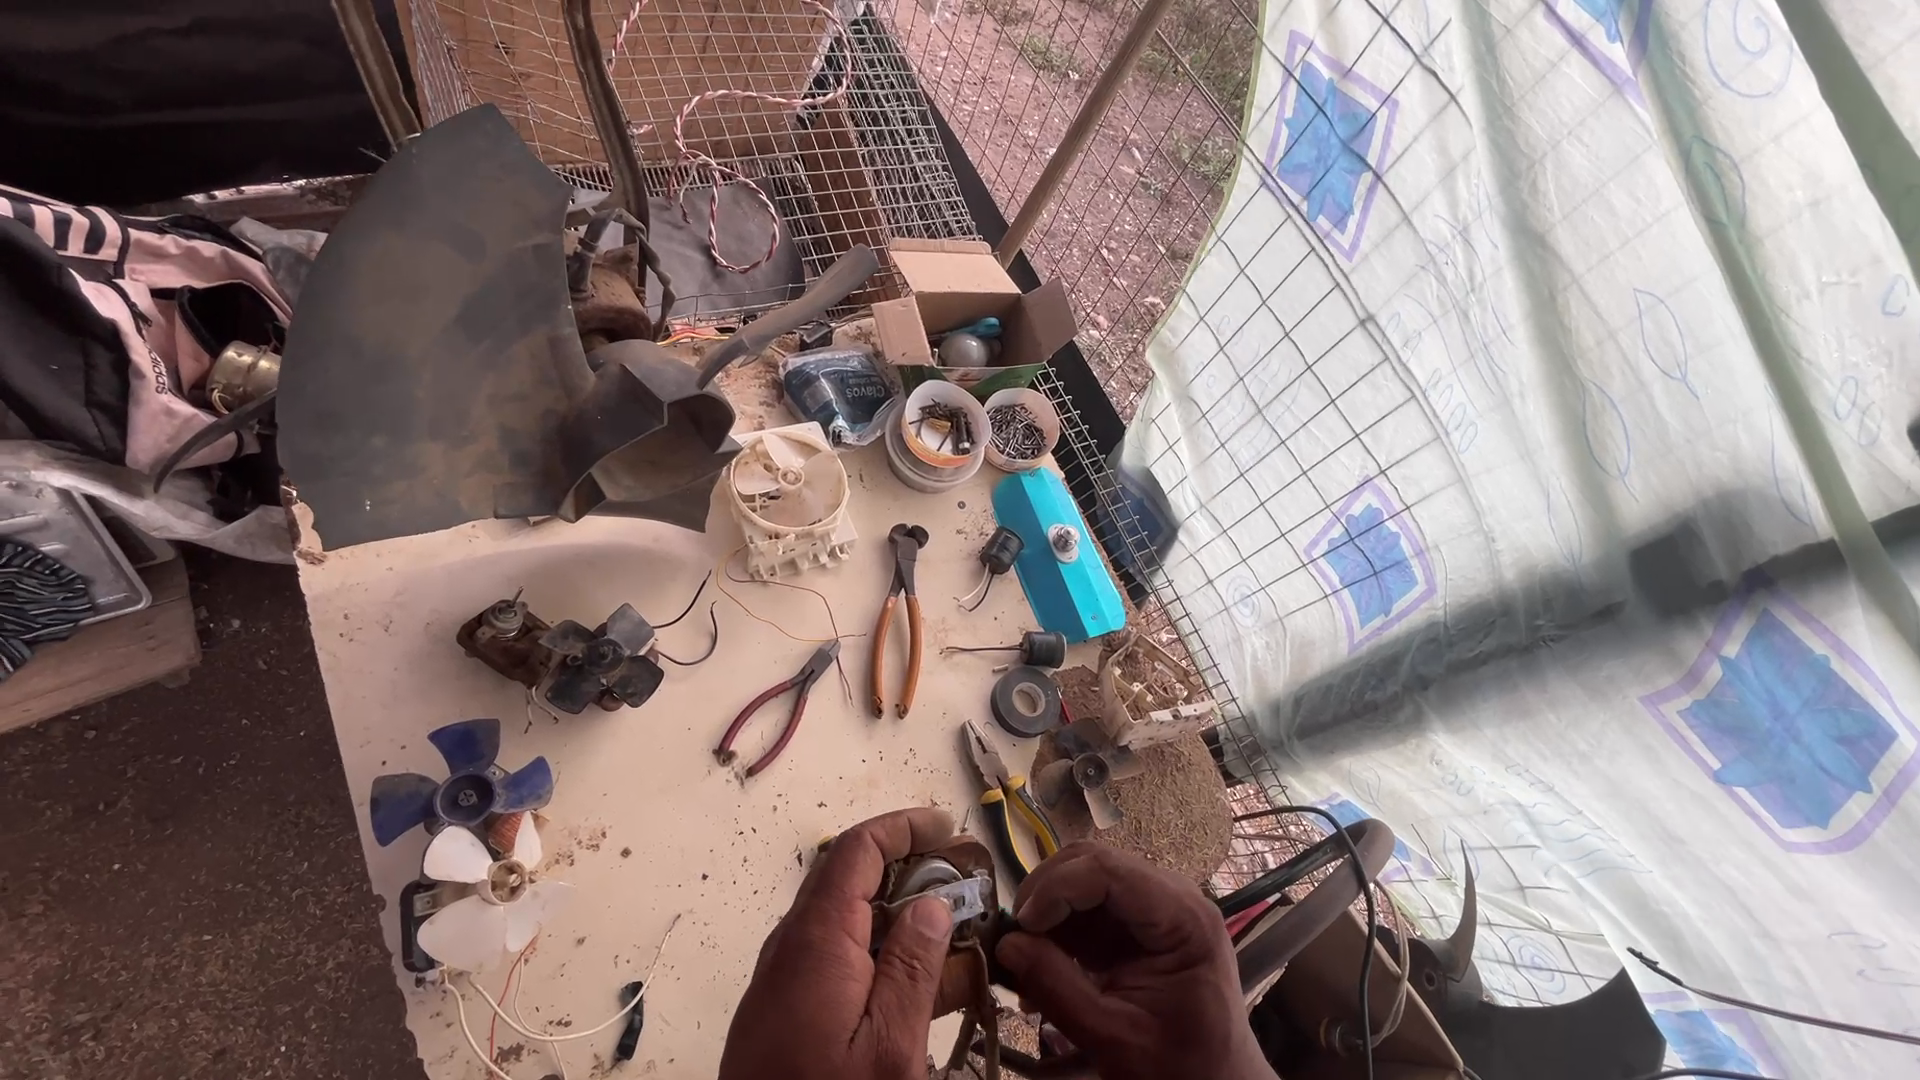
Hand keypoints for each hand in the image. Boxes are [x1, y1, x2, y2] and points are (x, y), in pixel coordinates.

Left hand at [718, 807, 959, 1079]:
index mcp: (816, 938)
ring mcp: (786, 978)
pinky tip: (922, 984)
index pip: (857, 849)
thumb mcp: (888, 1047)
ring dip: (901, 916)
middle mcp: (793, 945)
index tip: (947, 826)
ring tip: (957, 933)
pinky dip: (882, 954)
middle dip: (910, 869)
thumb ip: (913, 967)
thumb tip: (933, 902)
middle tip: (962, 882)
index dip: (902, 827)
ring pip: (849, 921)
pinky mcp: (786, 1010)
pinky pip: (839, 959)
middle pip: (852, 878)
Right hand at [994, 843, 1275, 1079]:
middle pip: (1094, 862)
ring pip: (1084, 878)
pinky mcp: (1136, 924)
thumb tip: (1005, 945)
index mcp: (1182, 917)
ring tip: (1022, 952)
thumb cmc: (1179, 1071)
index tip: (1021, 925)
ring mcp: (1154, 906)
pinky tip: (1039, 961)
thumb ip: (1058, 989)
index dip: (1057, 887)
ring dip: (1048, 909)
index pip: (1107, 870)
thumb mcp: (1115, 1038)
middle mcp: (1171, 896)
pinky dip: (1057, 927)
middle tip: (1014, 934)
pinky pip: (1087, 906)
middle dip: (1047, 892)